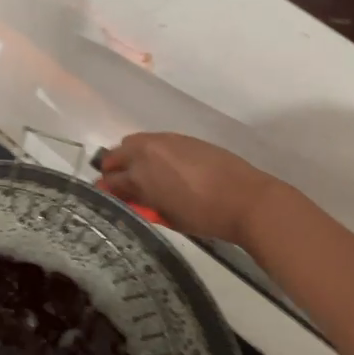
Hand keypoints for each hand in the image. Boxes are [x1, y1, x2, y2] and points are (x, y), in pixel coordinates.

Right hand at [98, 132, 287, 245]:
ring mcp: (164, 141)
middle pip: (115, 155)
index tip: (107, 198)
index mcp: (140, 175)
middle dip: (113, 170)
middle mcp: (146, 152)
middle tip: (120, 186)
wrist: (247, 199)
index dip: (106, 191)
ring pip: (132, 143)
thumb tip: (127, 198)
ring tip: (142, 173)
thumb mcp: (168, 216)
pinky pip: (154, 141)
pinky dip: (150, 151)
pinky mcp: (181, 137)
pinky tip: (163, 166)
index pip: (110, 181)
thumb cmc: (205, 217)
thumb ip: (143, 204)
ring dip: (130, 156)